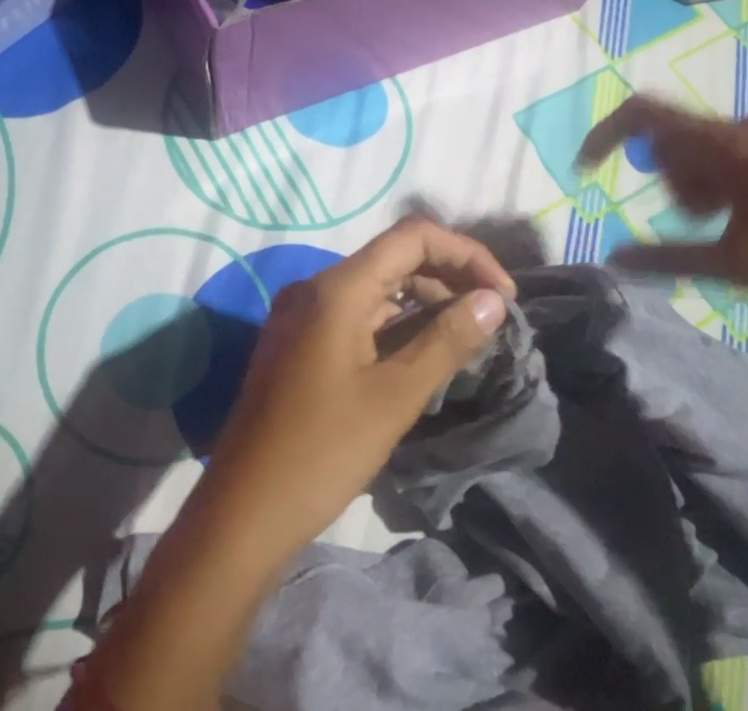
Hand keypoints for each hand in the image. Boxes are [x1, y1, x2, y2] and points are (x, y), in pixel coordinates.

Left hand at [196, 218, 514, 553]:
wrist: (244, 509)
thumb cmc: (323, 451)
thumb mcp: (394, 396)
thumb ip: (446, 340)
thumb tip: (493, 300)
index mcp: (336, 289)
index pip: (412, 237)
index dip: (465, 255)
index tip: (503, 295)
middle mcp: (314, 289)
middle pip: (394, 258)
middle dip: (449, 278)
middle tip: (492, 317)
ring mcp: (301, 317)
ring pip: (375, 289)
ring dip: (424, 304)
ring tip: (467, 338)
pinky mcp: (298, 345)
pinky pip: (356, 317)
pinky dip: (395, 326)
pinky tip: (423, 355)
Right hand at [577, 96, 747, 306]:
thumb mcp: (745, 266)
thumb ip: (670, 258)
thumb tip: (612, 258)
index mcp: (731, 145)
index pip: (644, 115)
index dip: (604, 136)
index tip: (586, 172)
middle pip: (677, 138)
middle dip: (670, 181)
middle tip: (699, 229)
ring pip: (711, 148)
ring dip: (702, 187)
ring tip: (737, 234)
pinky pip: (744, 152)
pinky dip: (731, 184)